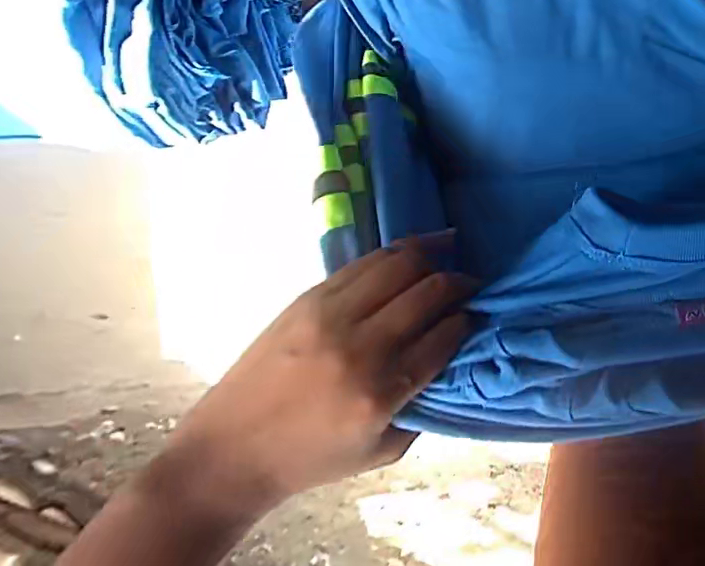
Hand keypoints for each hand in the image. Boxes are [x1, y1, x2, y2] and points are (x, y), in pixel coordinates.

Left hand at [148, 235, 476, 524]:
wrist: (228, 451)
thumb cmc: (310, 458)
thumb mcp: (380, 450)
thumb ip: (424, 404)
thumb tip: (455, 354)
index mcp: (380, 392)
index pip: (445, 336)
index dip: (468, 320)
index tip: (475, 315)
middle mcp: (360, 347)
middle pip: (429, 292)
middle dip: (460, 284)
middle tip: (471, 285)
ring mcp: (332, 315)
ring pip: (400, 263)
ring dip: (434, 256)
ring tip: (451, 253)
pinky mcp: (311, 296)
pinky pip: (368, 260)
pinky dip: (401, 250)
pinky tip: (420, 246)